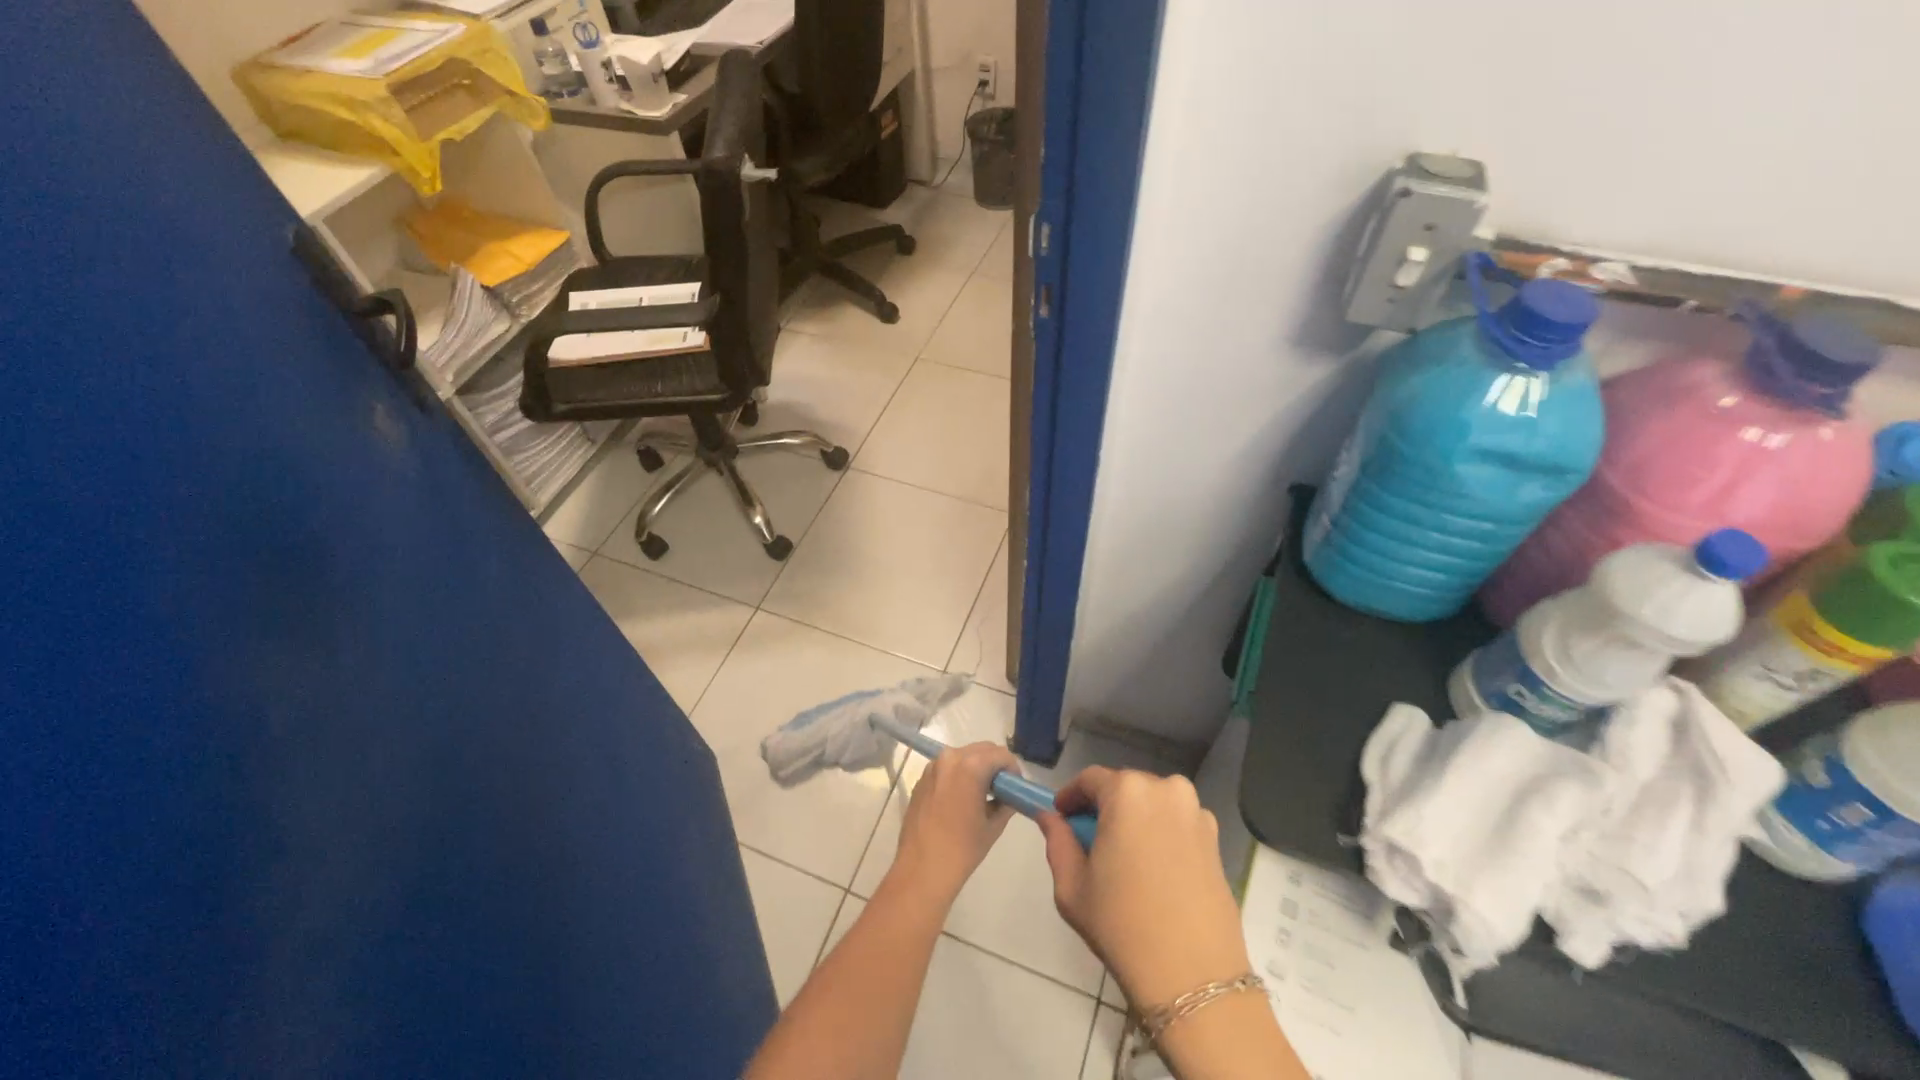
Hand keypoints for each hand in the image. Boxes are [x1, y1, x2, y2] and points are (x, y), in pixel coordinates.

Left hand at [888, 742, 1021, 903]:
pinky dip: (959, 776)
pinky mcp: (921, 780)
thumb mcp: (993, 825)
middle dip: (995, 766)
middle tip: (1003, 790)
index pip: (1001, 755)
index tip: (1016, 788)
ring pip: (963, 757)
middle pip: (982, 750)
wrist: (922, 869)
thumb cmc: (962, 849)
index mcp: (970, 766)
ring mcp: (932, 768)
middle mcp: (949, 758)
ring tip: (983, 795)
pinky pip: (947, 769)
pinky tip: (962, 800)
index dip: (1013, 769)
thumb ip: (1006, 802)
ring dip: (977, 769)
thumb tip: (1010, 795)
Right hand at [1037, 768, 1252, 1007]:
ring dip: (1135, 819)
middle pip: (1125, 787)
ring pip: (1153, 804)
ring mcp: (1197, 813)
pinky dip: (1161, 834)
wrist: (1191, 973)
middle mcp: (1166, 790)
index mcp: (1128, 793)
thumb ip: (1058, 841)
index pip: (1090, 779)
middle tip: (1089, 841)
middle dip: (1104, 807)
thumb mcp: (1072, 885)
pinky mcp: (1216, 839)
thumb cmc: (1121, 924)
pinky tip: (1153, 872)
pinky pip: (1178, 823)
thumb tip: (1050, 817)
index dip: (1071, 796)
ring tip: (1123, 859)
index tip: (1060, 817)